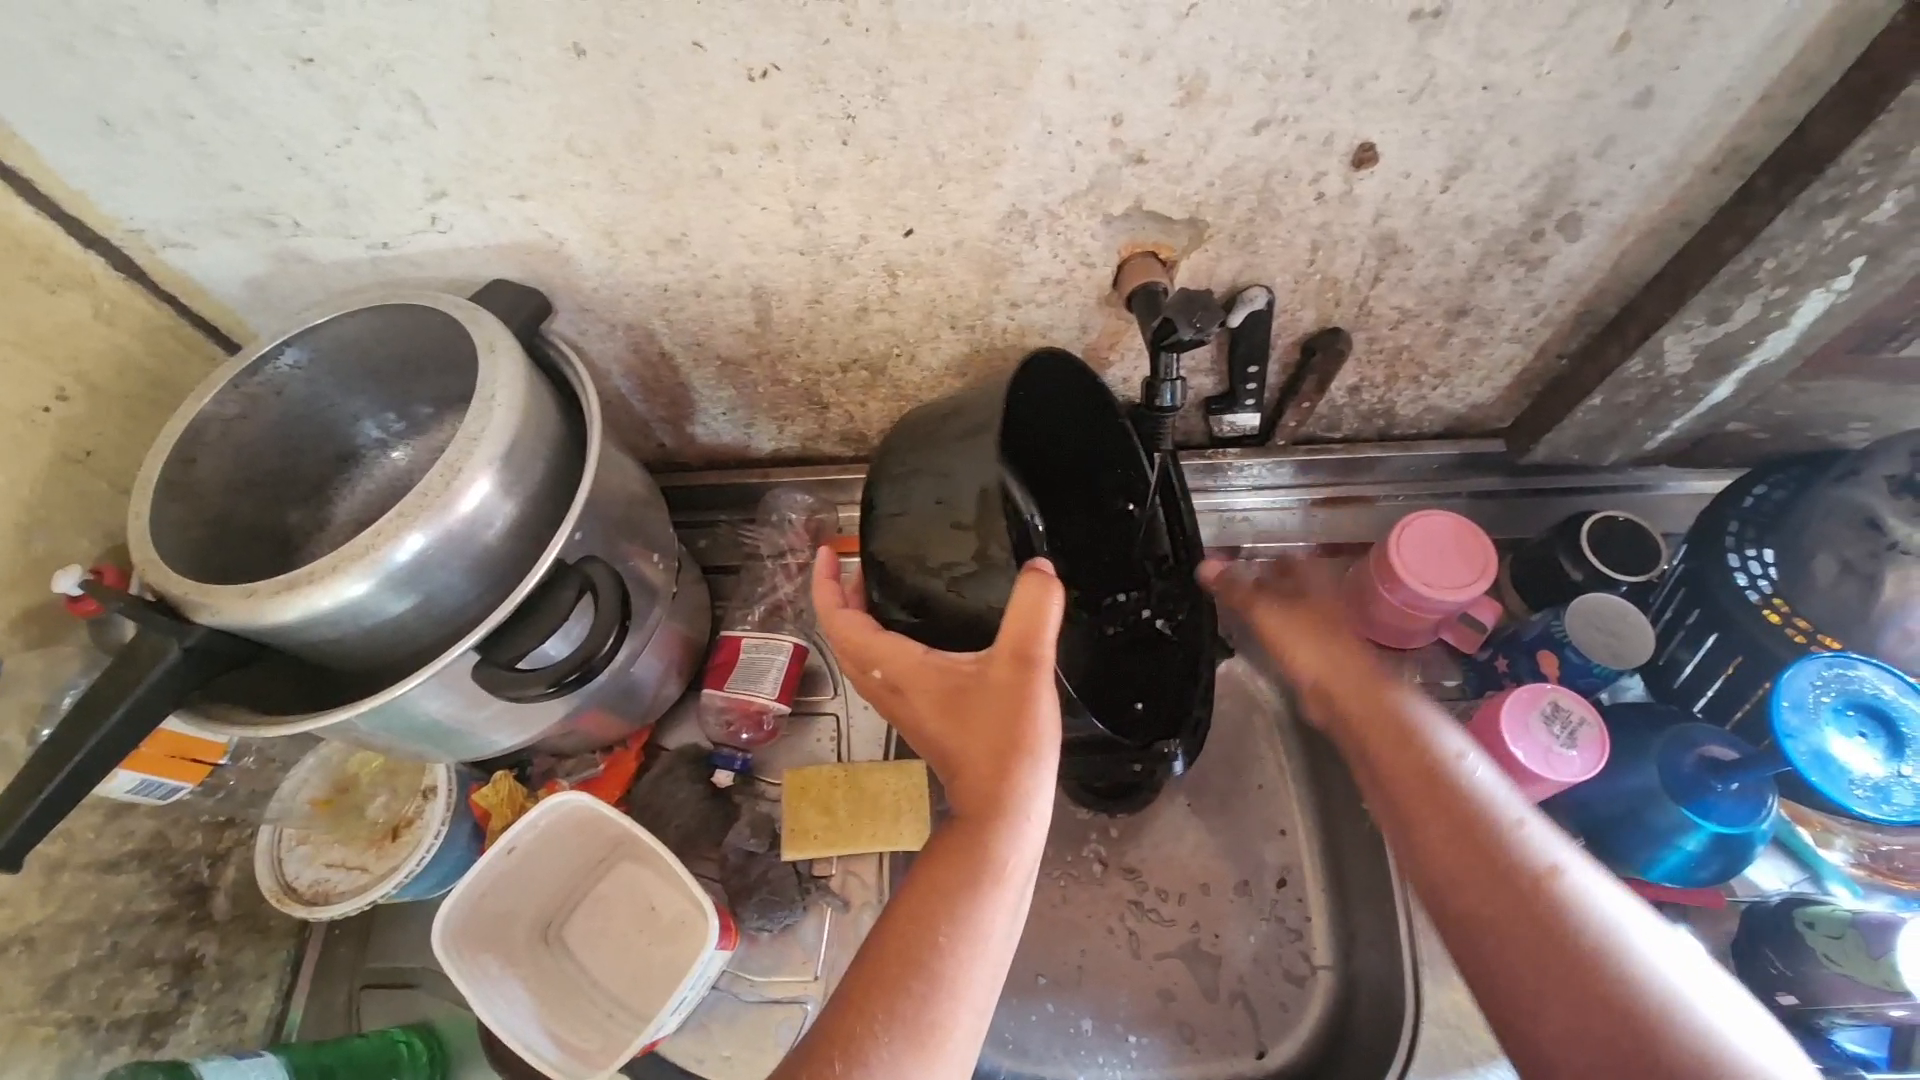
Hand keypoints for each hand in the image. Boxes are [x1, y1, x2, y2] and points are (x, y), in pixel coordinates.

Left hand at [811, 547, 1065, 822]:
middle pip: (842, 637)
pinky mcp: (917, 715)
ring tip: (877, 586)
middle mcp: (886, 686)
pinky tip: (914, 629)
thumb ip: (1033, 610)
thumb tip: (1039, 568)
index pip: (840, 623)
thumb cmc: (1004, 739)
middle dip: (839, 596)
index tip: (829, 552)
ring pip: (859, 655)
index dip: (826, 585)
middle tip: (856, 562)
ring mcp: (899, 704)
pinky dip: (879, 639)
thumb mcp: (1024, 665)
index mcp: (897, 669)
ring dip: (857, 619)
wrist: (1004, 805)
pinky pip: (879, 668)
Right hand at [1197, 555, 1391, 732]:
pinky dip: (1271, 635)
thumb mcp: (1261, 611)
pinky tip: (1253, 642)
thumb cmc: (1304, 643)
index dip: (1260, 560)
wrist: (1342, 693)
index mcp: (1312, 581)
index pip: (1284, 559)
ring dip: (1265, 612)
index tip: (1232, 566)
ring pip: (1287, 611)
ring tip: (1233, 615)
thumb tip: (1202, 563)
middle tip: (1226, 590)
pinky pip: (1289, 636)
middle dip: (1260, 586)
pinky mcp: (1317, 655)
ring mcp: (1321, 628)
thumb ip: (1232, 588)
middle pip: (1287, 586)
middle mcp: (1319, 600)